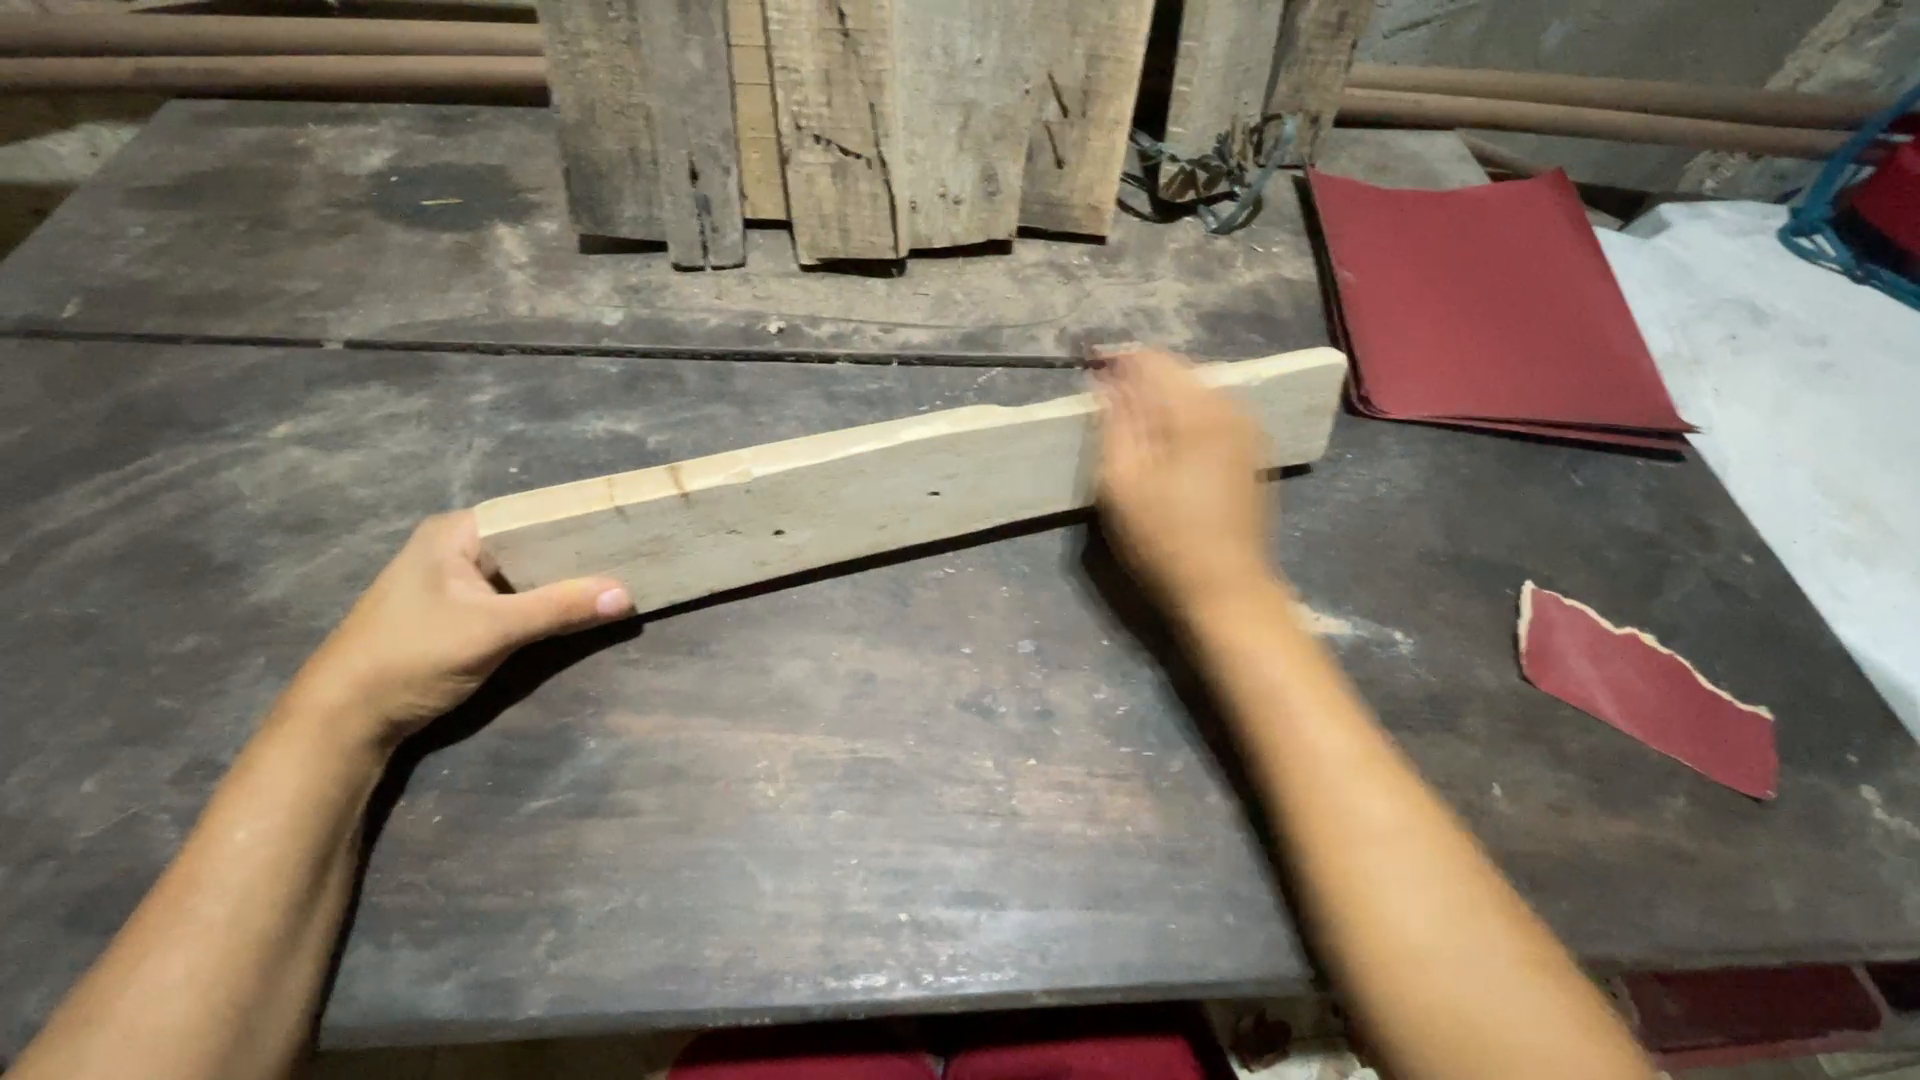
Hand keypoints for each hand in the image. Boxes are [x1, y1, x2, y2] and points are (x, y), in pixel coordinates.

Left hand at [280, 511, 633, 746]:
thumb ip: (559, 609)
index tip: (628, 528)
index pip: (532, 513)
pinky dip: (548, 605)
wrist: (346, 718)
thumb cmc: (411, 656)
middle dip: (579, 555)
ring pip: (528, 574)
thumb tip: (626, 594)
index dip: (579, 520)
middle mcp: (458, 548)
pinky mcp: (464, 614)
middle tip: (634, 557)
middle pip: (533, 544)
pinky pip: (518, 599)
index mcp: (456, 533)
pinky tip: (582, 609)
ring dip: (565, 584)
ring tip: (621, 579)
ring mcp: (459, 583)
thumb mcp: (492, 630)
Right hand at [1095, 347, 1274, 617]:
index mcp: (1196, 409)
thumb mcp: (1121, 482)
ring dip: (1161, 396)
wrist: (1226, 588)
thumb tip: (1105, 381)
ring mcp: (1247, 429)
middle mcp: (1229, 406)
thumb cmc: (1163, 540)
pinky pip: (1212, 412)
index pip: (1150, 359)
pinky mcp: (1252, 451)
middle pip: (1177, 369)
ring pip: (1195, 389)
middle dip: (1139, 377)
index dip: (1115, 359)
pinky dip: (1183, 415)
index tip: (1087, 368)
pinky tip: (1165, 441)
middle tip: (1104, 399)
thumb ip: (1113, 422)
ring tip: (1130, 421)